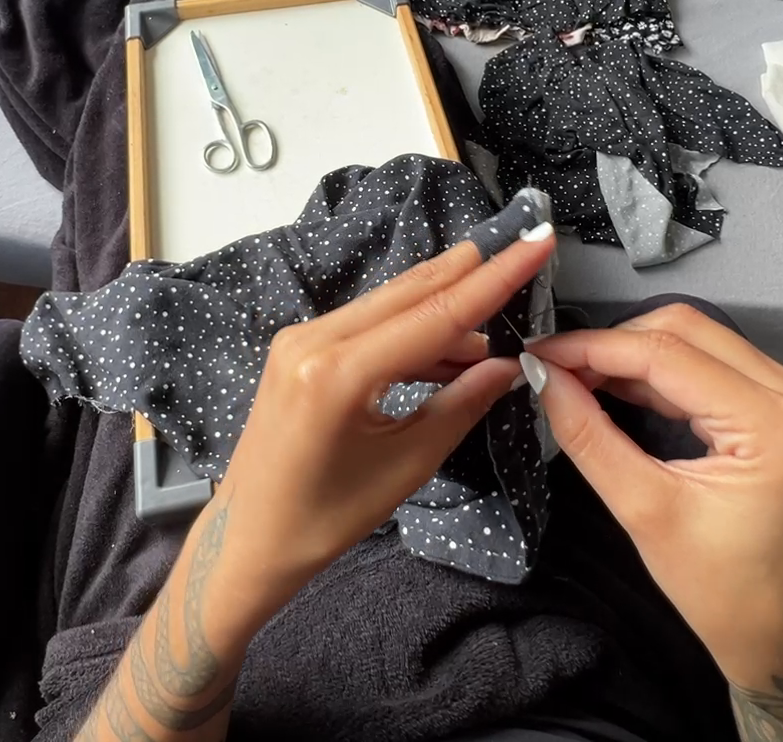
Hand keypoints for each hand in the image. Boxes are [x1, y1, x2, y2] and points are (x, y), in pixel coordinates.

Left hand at [215, 230, 556, 615]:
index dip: (494, 278)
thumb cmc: (324, 518)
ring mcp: (300, 336)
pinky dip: (411, 330)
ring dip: (443, 311)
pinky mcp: (299, 344)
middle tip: (523, 245)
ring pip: (390, 305)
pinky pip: (368, 323)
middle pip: (409, 293)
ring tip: (495, 328)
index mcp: (338, 372)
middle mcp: (314, 338)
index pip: (435, 314)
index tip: (535, 243)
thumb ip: (461, 405)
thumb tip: (510, 365)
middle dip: (471, 269)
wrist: (247, 539)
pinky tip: (447, 349)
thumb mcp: (405, 465)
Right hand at [529, 304, 782, 689]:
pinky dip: (663, 370)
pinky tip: (623, 387)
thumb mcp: (642, 511)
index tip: (540, 353)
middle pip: (686, 330)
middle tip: (559, 367)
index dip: (592, 347)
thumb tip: (541, 375)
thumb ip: (586, 433)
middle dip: (613, 344)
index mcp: (777, 428)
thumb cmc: (723, 594)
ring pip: (699, 339)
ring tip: (583, 377)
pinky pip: (715, 363)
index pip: (666, 355)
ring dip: (635, 353)